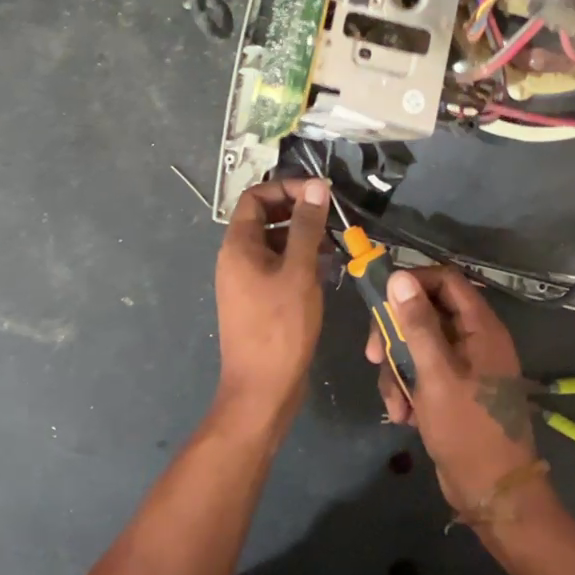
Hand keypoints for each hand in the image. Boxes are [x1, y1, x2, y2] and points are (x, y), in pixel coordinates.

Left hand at [214, 178, 329, 428]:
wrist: (262, 389)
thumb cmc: (280, 327)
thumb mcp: (298, 271)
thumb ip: (306, 226)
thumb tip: (315, 186)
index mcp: (238, 245)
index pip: (256, 197)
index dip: (286, 188)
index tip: (319, 193)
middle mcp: (236, 258)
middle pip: (265, 218)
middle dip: (298, 212)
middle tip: (333, 217)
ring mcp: (246, 281)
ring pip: (274, 244)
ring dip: (303, 237)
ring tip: (338, 242)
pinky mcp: (258, 300)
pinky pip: (278, 267)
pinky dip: (300, 261)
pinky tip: (328, 269)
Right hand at [367, 265, 538, 511]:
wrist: (492, 492)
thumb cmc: (467, 428)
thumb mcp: (436, 373)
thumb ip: (417, 323)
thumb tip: (399, 277)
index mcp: (481, 328)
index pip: (445, 280)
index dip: (412, 282)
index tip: (380, 300)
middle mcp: (474, 340)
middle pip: (425, 312)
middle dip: (395, 335)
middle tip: (373, 357)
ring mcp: (464, 366)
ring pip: (417, 346)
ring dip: (398, 370)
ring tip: (395, 403)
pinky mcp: (453, 390)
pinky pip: (422, 372)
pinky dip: (408, 389)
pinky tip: (404, 415)